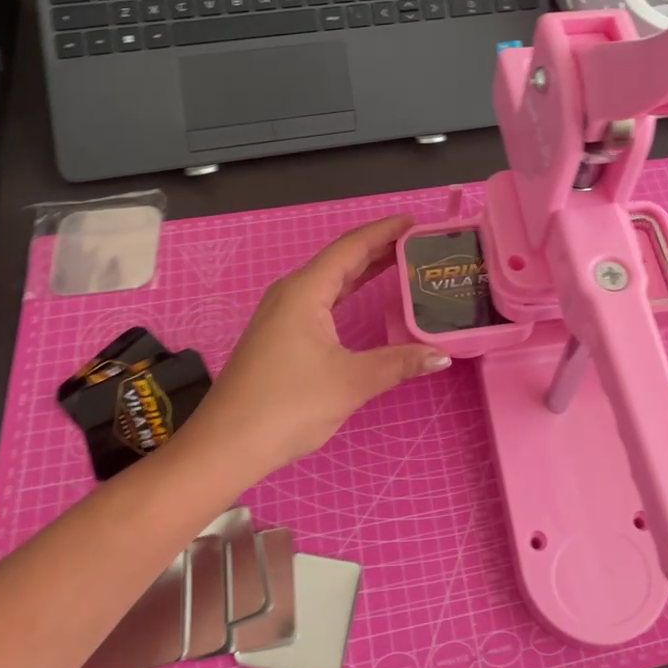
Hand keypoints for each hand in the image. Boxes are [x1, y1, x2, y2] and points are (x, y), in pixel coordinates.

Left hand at [178, 215, 450, 476]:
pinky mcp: (279, 335)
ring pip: (330, 281)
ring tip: (400, 263)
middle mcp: (291, 293)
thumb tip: (442, 354)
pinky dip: (348, 292)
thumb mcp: (350, 382)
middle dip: (379, 248)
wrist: (225, 445)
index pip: (351, 247)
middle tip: (418, 244)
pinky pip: (321, 299)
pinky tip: (364, 300)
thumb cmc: (287, 405)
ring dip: (364, 270)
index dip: (384, 231)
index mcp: (305, 291)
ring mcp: (282, 314)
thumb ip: (398, 363)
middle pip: (341, 260)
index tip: (416, 222)